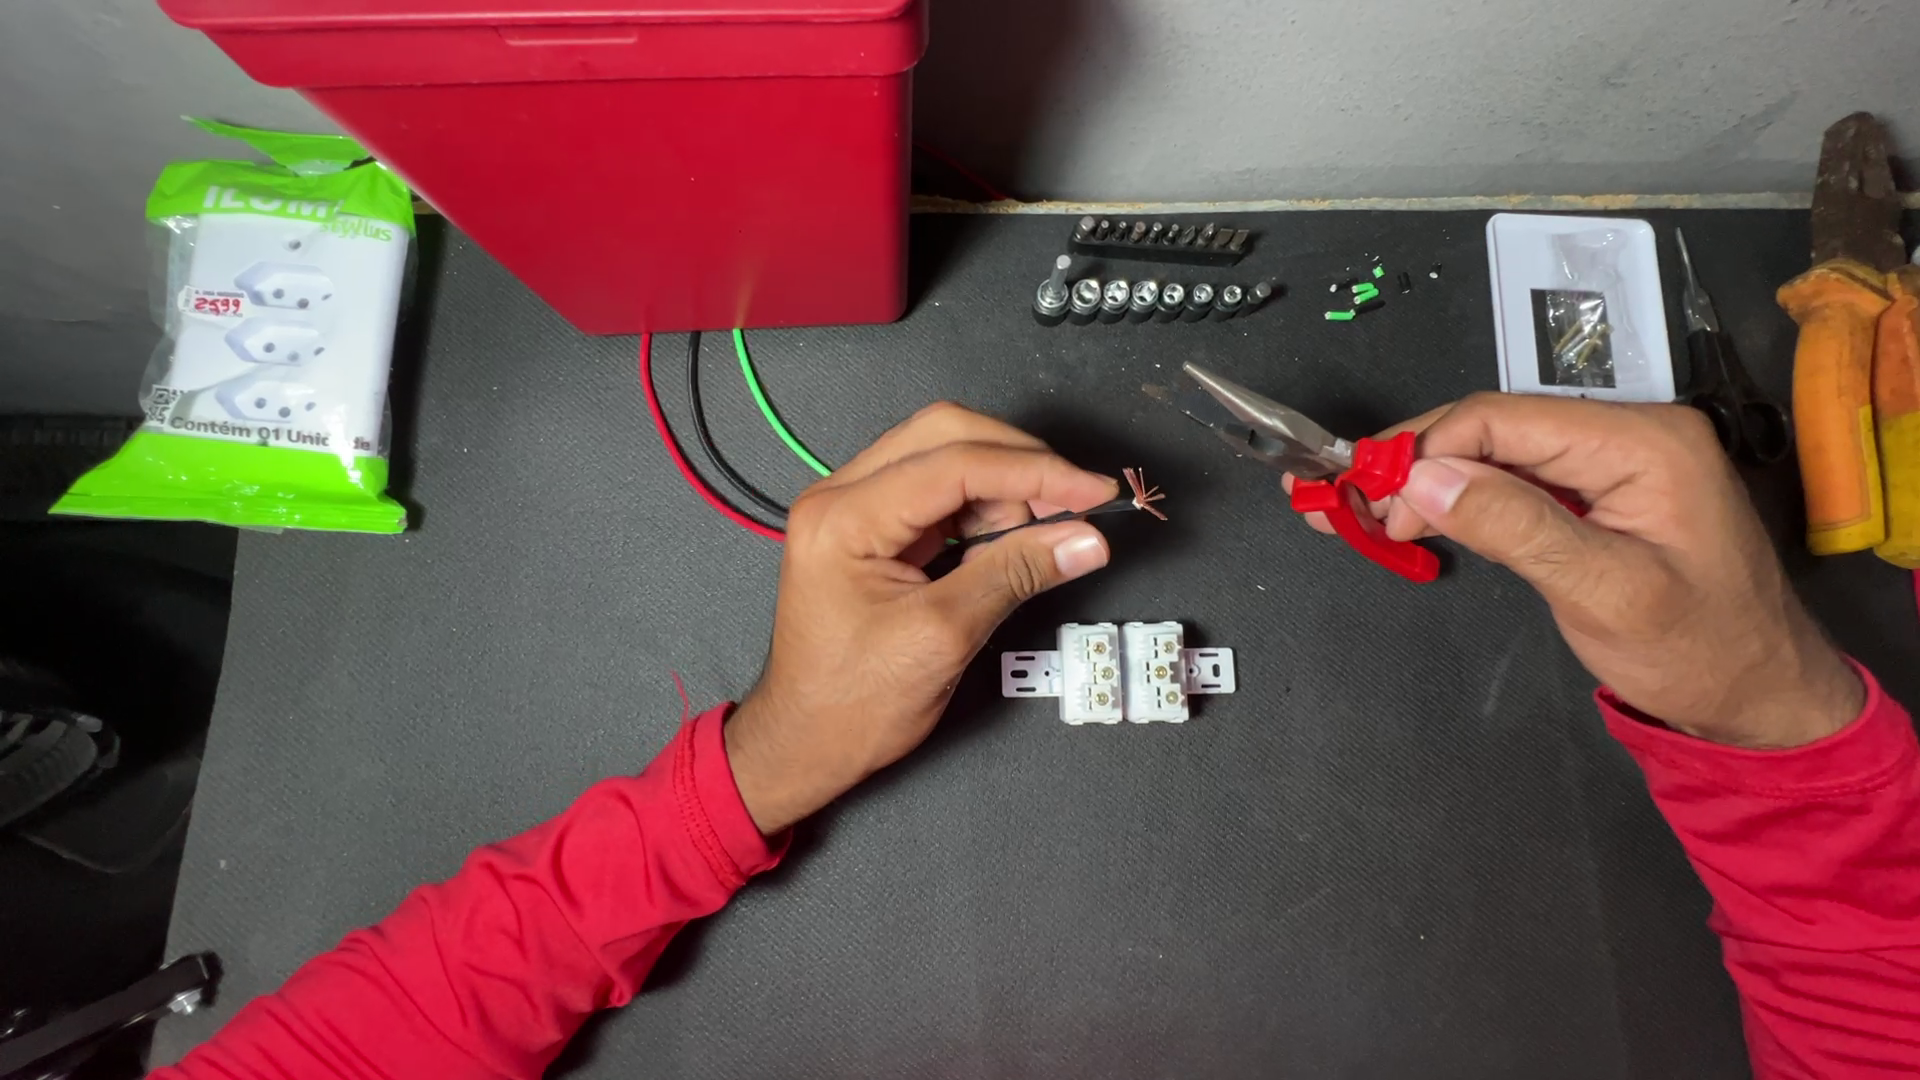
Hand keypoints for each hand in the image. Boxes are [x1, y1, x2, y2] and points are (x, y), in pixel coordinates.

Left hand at [724, 403, 1119, 833]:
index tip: (1096, 491)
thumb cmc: (857, 704)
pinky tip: (1010, 538)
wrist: (805, 742)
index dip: (1035, 471)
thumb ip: (1015, 574)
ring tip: (1041, 535)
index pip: (954, 463)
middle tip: (1073, 504)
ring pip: (946, 457)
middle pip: (946, 435)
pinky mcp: (873, 525)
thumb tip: (1088, 539)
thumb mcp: (944, 637)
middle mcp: (841, 493)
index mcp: (845, 517)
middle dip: (1018, 463)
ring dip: (1005, 486)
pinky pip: (939, 493)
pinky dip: (985, 507)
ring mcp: (854, 506)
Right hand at [1294, 393, 1861, 748]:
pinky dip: (1441, 500)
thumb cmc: (1693, 648)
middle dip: (1407, 467)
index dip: (1421, 453)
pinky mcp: (1576, 492)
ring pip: (1478, 454)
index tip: (1370, 504)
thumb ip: (1514, 526)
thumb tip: (1420, 479)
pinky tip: (1401, 519)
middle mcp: (1615, 435)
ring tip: (1359, 518)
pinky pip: (1494, 480)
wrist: (1751, 696)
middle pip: (1480, 430)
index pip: (1496, 419)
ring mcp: (1595, 462)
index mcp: (1637, 442)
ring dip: (1414, 485)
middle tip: (1348, 511)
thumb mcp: (1604, 591)